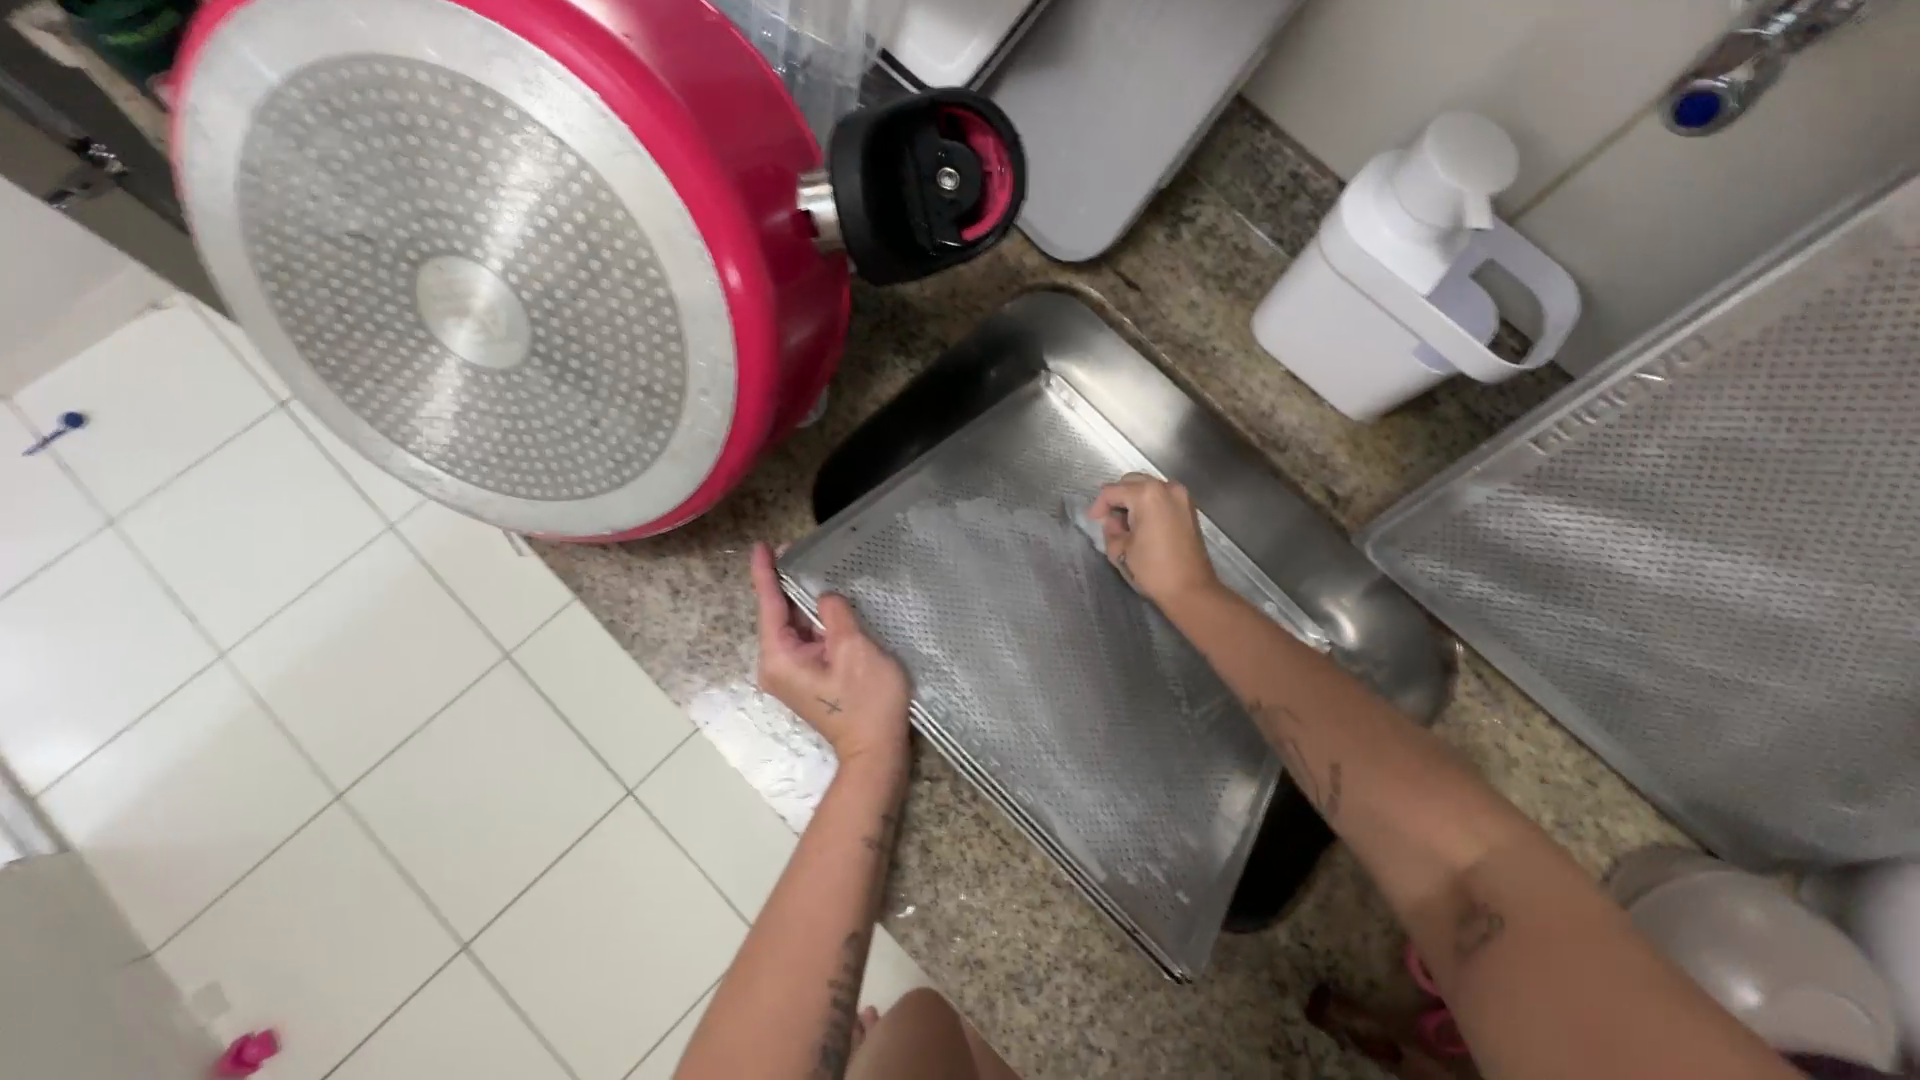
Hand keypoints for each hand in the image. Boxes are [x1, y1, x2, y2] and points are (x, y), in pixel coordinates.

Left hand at [750, 542, 910, 771]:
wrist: (876, 750)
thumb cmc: (867, 702)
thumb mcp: (855, 649)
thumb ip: (835, 614)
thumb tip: (825, 598)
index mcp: (779, 657)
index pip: (769, 604)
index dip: (765, 572)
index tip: (761, 546)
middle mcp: (776, 665)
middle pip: (778, 614)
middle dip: (788, 583)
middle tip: (800, 548)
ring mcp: (790, 674)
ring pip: (794, 626)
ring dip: (805, 601)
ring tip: (817, 567)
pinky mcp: (806, 678)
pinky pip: (806, 640)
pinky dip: (815, 620)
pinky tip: (829, 601)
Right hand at [1087, 474, 1220, 608]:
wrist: (1191, 589)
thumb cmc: (1153, 570)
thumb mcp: (1121, 550)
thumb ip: (1111, 529)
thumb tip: (1113, 521)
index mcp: (1146, 495)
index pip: (1112, 491)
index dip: (1099, 505)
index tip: (1093, 520)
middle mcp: (1166, 487)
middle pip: (1132, 482)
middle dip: (1117, 498)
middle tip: (1108, 519)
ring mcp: (1181, 496)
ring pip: (1148, 487)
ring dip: (1133, 499)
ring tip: (1126, 523)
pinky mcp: (1189, 508)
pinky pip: (1162, 497)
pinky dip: (1149, 504)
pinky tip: (1143, 524)